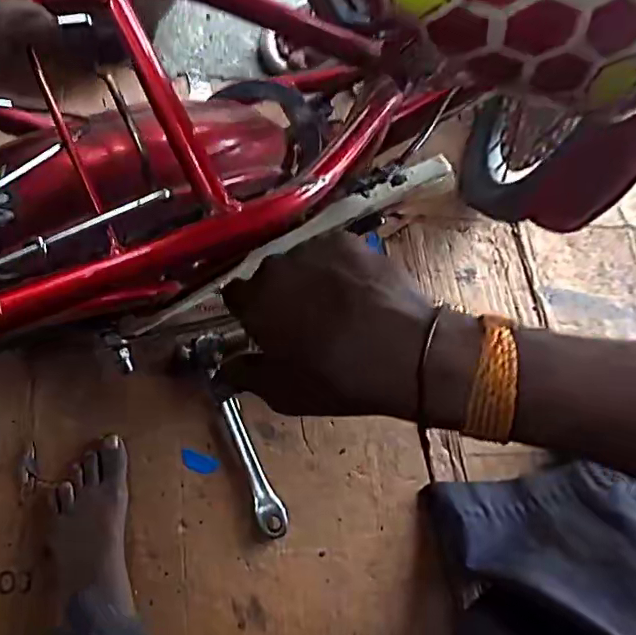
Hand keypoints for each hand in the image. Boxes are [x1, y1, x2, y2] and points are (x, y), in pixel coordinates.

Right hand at [220, 233, 444, 420]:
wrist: (410, 354)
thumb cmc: (339, 377)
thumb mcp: (283, 393)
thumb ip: (244, 375)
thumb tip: (226, 366)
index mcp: (254, 301)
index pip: (233, 295)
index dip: (247, 311)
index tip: (263, 327)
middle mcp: (275, 267)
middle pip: (267, 277)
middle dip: (278, 294)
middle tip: (302, 321)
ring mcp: (312, 249)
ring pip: (298, 262)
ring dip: (306, 279)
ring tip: (334, 305)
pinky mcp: (347, 241)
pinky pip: (329, 252)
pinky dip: (336, 267)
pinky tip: (355, 290)